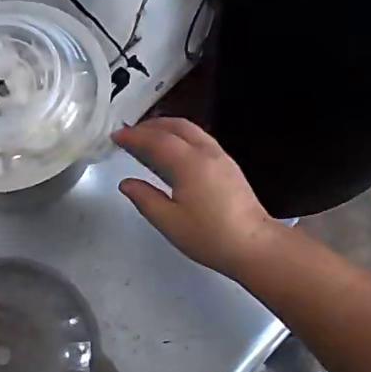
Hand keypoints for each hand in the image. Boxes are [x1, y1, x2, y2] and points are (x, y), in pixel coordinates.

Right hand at [113, 118, 281, 276]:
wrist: (254, 245)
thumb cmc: (209, 236)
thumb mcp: (169, 221)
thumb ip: (144, 198)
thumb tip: (126, 183)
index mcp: (189, 164)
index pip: (156, 140)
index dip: (134, 136)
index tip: (115, 136)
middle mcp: (207, 153)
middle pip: (176, 127)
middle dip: (150, 126)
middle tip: (130, 133)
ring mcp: (221, 158)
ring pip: (191, 130)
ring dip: (167, 129)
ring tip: (148, 138)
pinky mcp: (229, 167)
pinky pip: (200, 140)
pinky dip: (180, 137)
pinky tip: (172, 152)